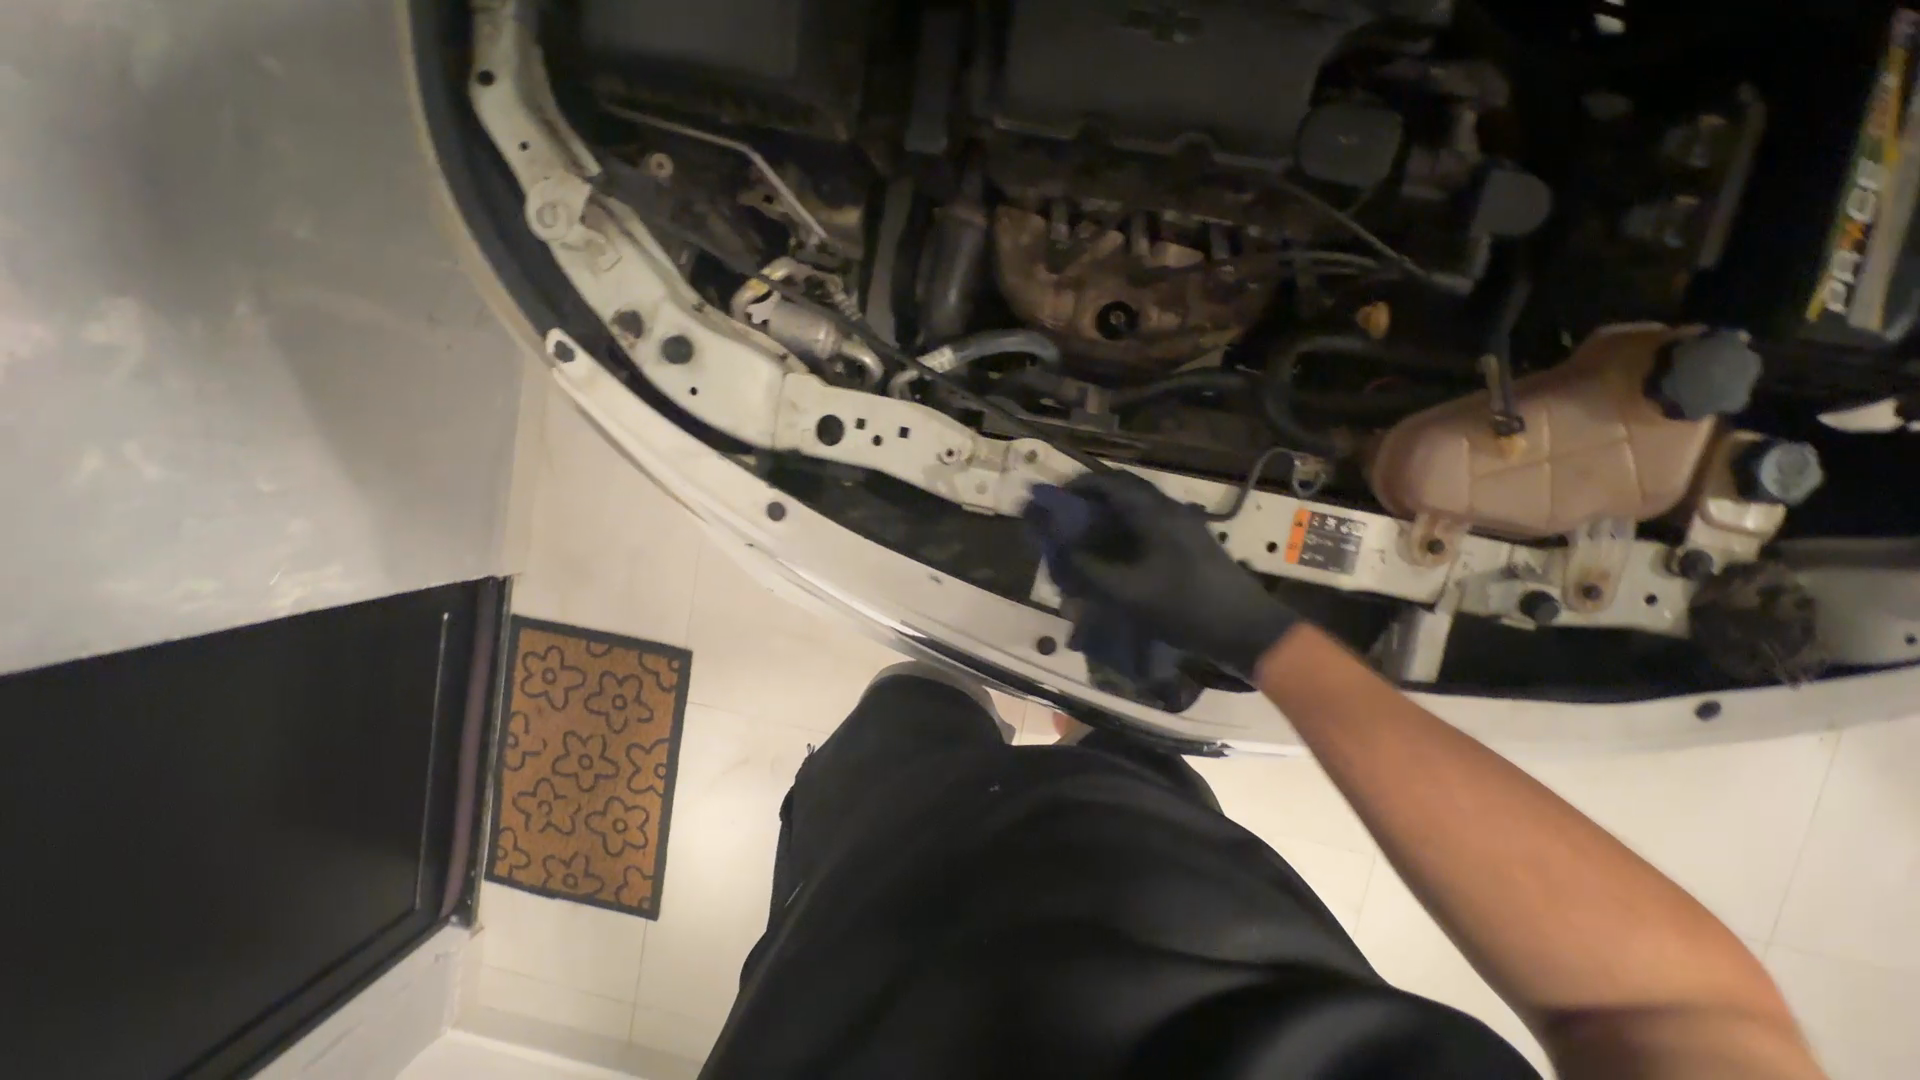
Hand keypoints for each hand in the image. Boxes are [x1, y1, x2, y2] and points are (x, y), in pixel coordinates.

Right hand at [1024, 472, 1300, 677]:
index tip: (1054, 497)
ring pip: (1140, 507)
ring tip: (1085, 534)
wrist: (1246, 629)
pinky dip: (1128, 529)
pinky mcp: (1193, 543)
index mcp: (1156, 514)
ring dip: (1111, 513)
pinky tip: (1116, 553)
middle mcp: (1172, 510)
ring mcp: (1186, 526)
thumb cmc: (1186, 608)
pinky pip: (1152, 524)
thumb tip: (1062, 551)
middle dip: (1094, 497)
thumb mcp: (1130, 594)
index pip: (1111, 483)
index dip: (1079, 486)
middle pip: (1126, 490)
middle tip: (1066, 514)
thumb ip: (1091, 570)